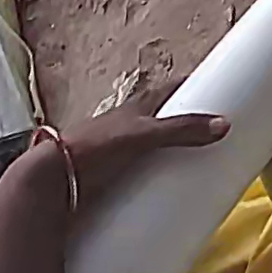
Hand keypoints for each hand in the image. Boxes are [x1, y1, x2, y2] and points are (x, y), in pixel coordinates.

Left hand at [42, 79, 229, 205]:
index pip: (174, 88)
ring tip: (193, 162)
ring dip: (169, 150)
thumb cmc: (93, 148)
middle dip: (186, 122)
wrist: (47, 181)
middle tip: (211, 132)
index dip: (195, 85)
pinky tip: (164, 187)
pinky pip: (141, 170)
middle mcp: (130, 123)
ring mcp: (119, 149)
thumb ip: (183, 130)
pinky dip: (154, 174)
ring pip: (152, 144)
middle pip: (166, 116)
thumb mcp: (144, 135)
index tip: (218, 86)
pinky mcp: (111, 175)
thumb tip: (224, 126)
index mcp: (140, 106)